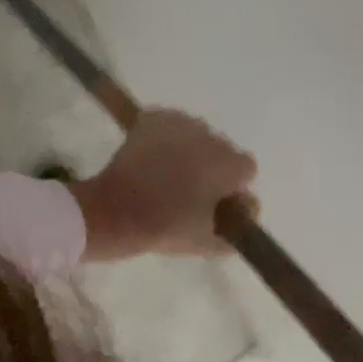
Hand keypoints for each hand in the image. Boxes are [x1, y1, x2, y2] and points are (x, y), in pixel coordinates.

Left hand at [70, 108, 256, 259]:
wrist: (116, 211)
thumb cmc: (166, 227)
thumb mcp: (207, 242)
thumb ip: (233, 233)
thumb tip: (241, 224)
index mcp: (227, 164)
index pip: (246, 168)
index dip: (234, 186)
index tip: (219, 202)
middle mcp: (208, 136)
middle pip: (221, 148)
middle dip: (212, 166)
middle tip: (192, 190)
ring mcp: (179, 123)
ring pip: (196, 134)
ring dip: (190, 150)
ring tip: (169, 173)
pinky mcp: (153, 119)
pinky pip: (170, 124)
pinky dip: (167, 138)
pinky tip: (155, 157)